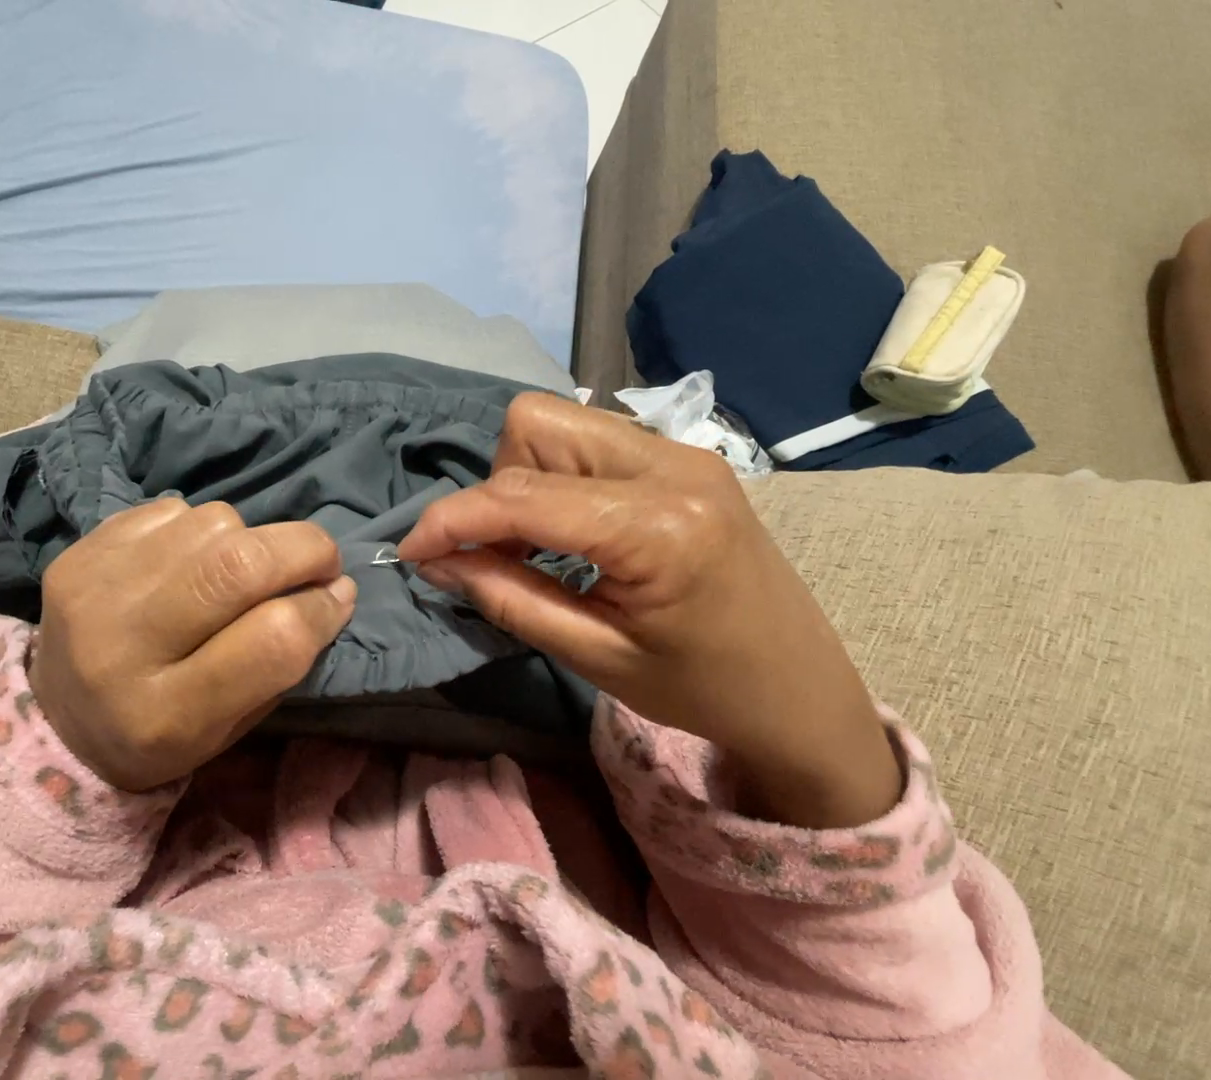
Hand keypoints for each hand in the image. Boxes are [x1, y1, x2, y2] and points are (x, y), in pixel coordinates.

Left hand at [27, 498, 356, 791]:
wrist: (58, 721)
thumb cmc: (160, 735)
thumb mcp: (229, 728)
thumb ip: (284, 662)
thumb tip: (335, 588)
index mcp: (166, 715)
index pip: (272, 640)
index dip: (322, 609)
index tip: (338, 598)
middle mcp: (121, 646)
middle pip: (237, 567)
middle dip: (303, 550)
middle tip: (321, 562)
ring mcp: (92, 588)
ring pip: (210, 522)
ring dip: (251, 538)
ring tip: (245, 568)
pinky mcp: (78, 551)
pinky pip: (173, 509)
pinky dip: (202, 528)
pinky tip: (194, 560)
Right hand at [399, 394, 899, 827]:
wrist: (801, 690)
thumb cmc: (702, 690)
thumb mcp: (595, 656)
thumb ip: (508, 597)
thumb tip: (436, 559)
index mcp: (656, 526)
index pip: (520, 494)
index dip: (451, 519)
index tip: (409, 552)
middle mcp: (671, 464)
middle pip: (536, 425)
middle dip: (497, 487)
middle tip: (502, 555)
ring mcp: (684, 452)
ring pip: (561, 423)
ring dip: (525, 478)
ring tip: (536, 547)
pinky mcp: (686, 457)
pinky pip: (593, 440)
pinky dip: (559, 477)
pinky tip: (572, 532)